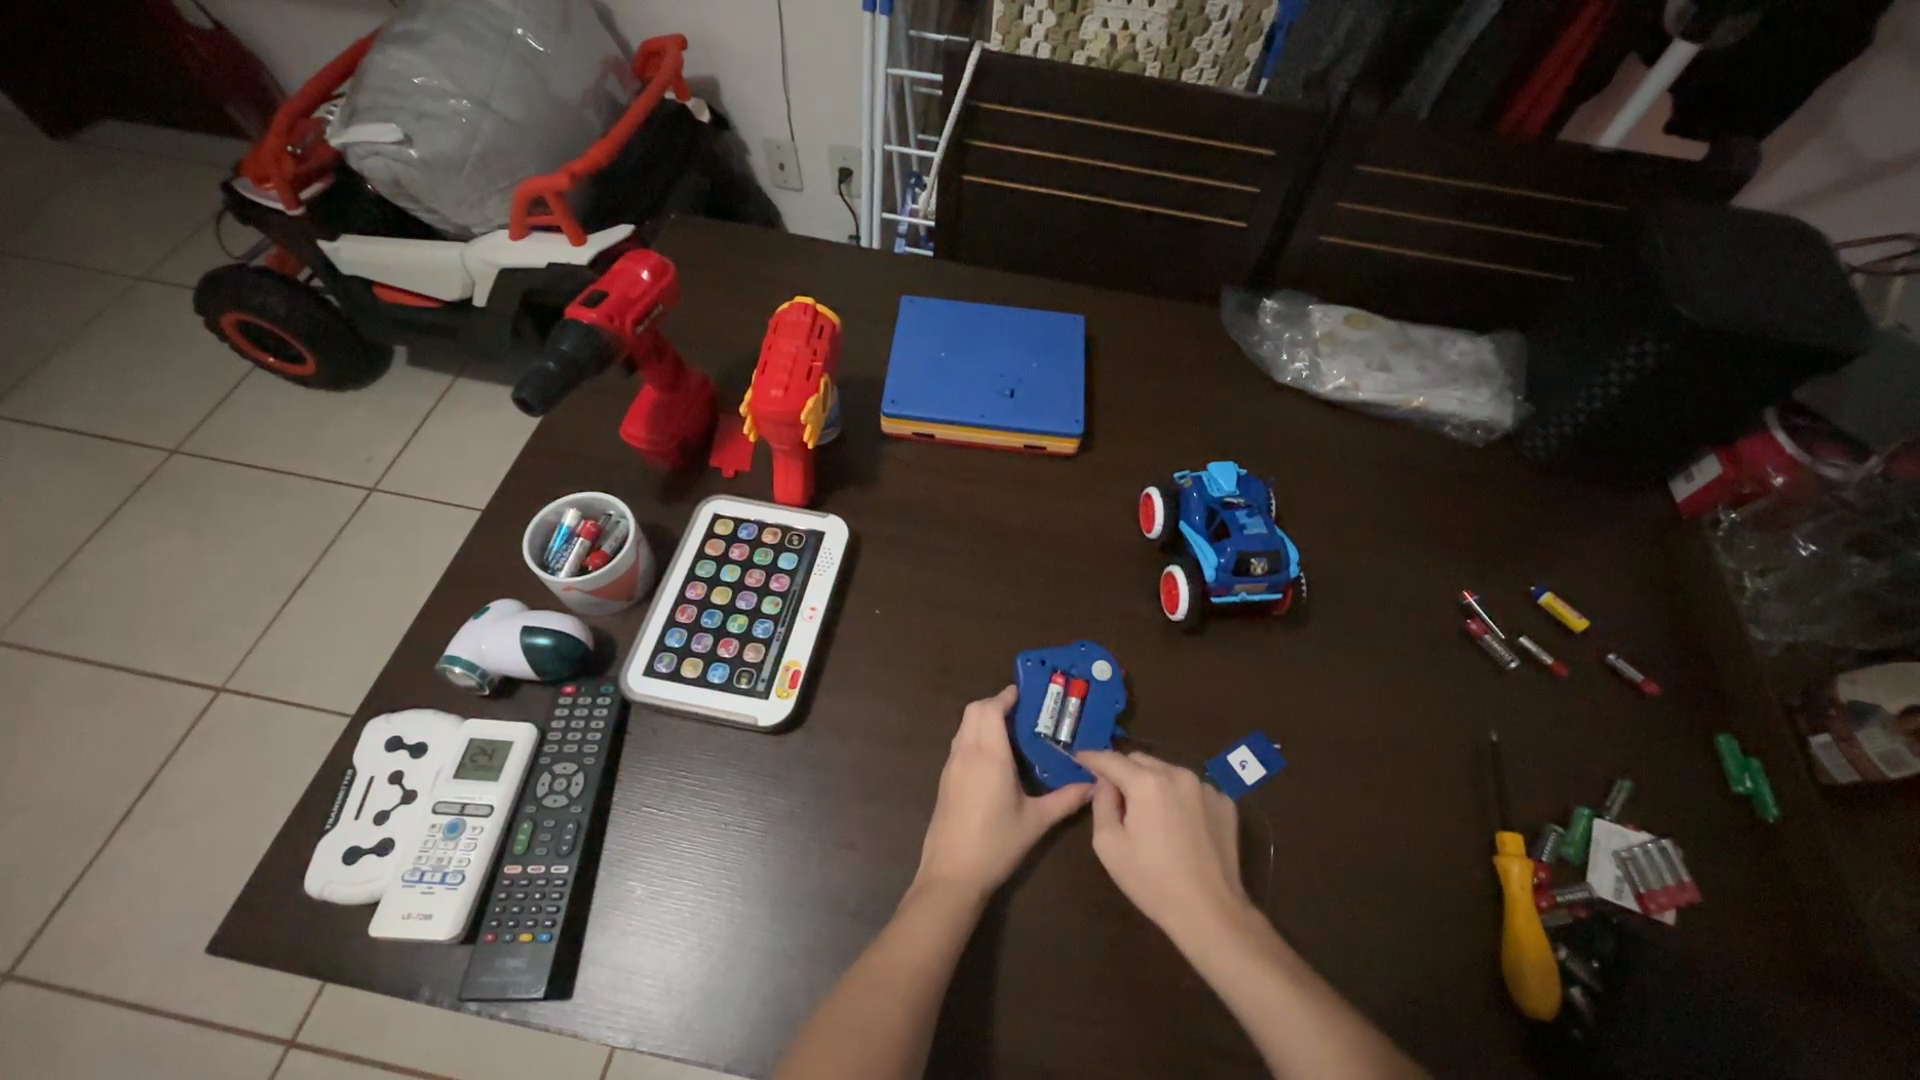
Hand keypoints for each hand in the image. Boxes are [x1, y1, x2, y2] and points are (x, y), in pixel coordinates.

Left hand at [914, 686, 1092, 899]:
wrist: (951, 874)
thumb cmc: (996, 844)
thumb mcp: (1037, 821)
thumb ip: (1066, 799)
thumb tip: (1094, 783)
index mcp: (988, 755)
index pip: (990, 709)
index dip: (1005, 696)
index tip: (1024, 694)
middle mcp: (966, 753)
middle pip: (973, 711)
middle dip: (994, 704)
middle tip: (1021, 711)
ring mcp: (951, 767)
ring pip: (963, 727)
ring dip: (982, 720)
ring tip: (1011, 731)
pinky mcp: (944, 781)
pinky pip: (959, 745)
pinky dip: (974, 737)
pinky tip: (995, 758)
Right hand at [1077, 750, 1250, 941]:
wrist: (1209, 911)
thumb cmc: (1151, 880)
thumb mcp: (1108, 844)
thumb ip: (1101, 802)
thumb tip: (1105, 782)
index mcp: (1147, 782)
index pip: (1111, 759)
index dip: (1092, 757)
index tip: (1080, 758)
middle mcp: (1179, 774)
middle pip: (1141, 760)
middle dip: (1124, 772)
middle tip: (1115, 796)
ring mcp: (1206, 787)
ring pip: (1167, 772)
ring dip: (1152, 783)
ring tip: (1149, 814)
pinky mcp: (1225, 803)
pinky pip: (1191, 789)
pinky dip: (1178, 797)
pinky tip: (1178, 826)